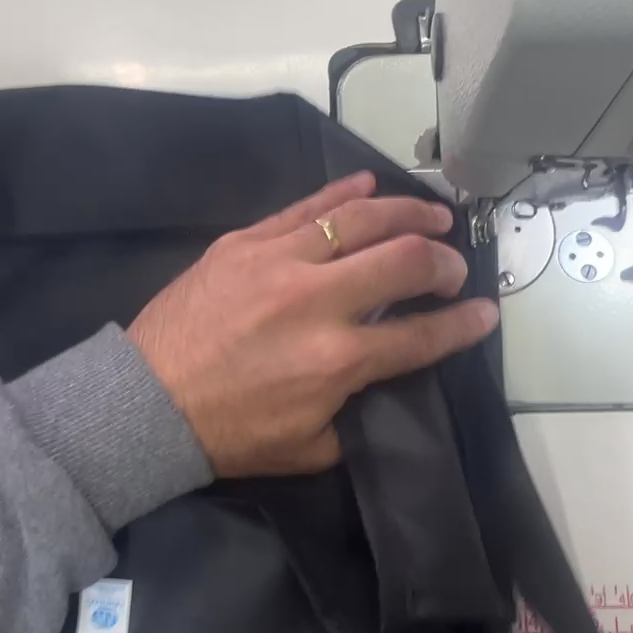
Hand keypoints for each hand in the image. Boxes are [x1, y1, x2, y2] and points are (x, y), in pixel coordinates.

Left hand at [128, 171, 499, 476]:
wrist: (147, 403)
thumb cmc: (229, 433)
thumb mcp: (309, 447)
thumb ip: (357, 412)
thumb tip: (379, 379)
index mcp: (338, 360)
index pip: (421, 334)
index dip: (462, 323)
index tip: (485, 312)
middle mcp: (317, 302)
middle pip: (403, 262)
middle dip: (443, 262)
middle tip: (453, 266)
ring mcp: (279, 262)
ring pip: (359, 219)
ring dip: (407, 213)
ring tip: (433, 216)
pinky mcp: (244, 243)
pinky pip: (304, 207)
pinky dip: (342, 193)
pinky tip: (368, 185)